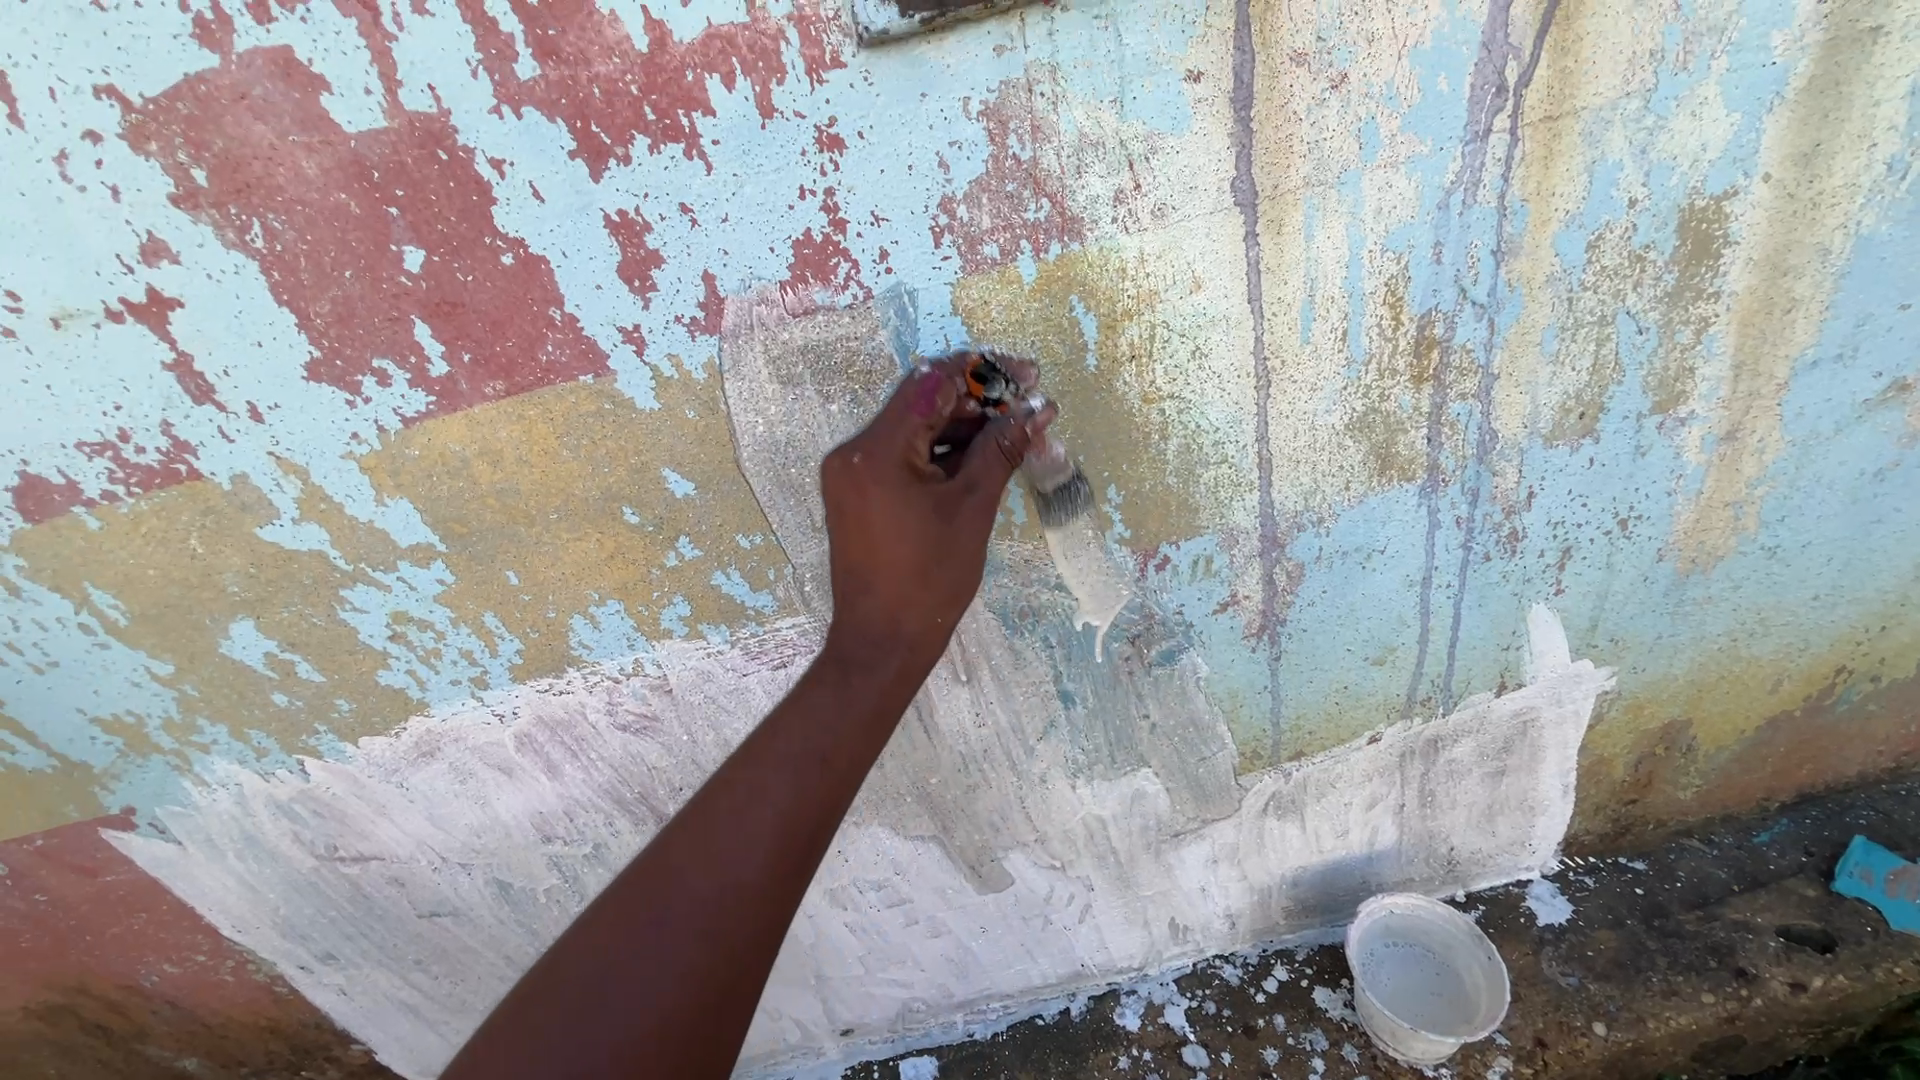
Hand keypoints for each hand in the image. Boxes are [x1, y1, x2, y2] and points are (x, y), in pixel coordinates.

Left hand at [819, 352, 1054, 671]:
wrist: (883, 642)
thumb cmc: (929, 581)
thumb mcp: (972, 509)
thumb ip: (1001, 449)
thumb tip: (1037, 409)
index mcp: (875, 450)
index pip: (931, 383)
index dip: (983, 372)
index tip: (1026, 375)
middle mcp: (854, 451)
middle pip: (922, 403)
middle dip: (978, 402)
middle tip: (1030, 407)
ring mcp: (853, 473)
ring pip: (914, 429)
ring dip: (963, 428)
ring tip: (1015, 433)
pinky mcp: (860, 492)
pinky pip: (904, 456)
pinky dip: (942, 453)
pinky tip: (983, 456)